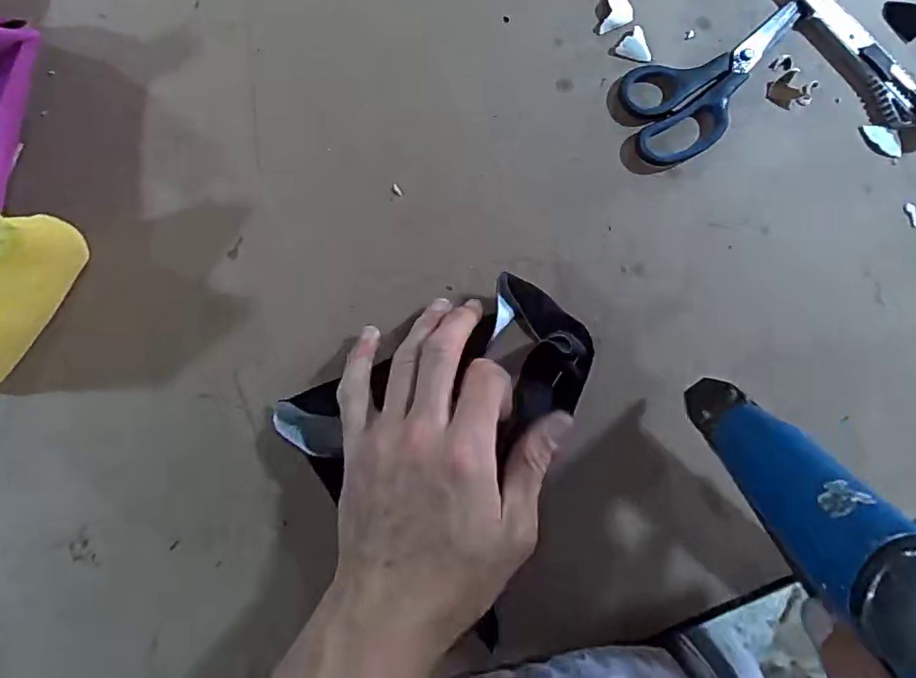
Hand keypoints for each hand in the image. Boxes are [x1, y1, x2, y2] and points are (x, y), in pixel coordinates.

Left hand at [277, 298, 574, 677]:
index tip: (502, 404)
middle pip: (442, 353)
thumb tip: (561, 417)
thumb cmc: (458, 572)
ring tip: (440, 305)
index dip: (499, 377)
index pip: (484, 376)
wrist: (384, 610)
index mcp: (465, 449)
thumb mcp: (514, 529)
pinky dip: (360, 358)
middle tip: (475, 307)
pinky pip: (354, 392)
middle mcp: (422, 430)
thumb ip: (533, 465)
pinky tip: (368, 334)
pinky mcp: (356, 446)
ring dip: (424, 326)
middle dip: (461, 322)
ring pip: (404, 361)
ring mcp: (383, 434)